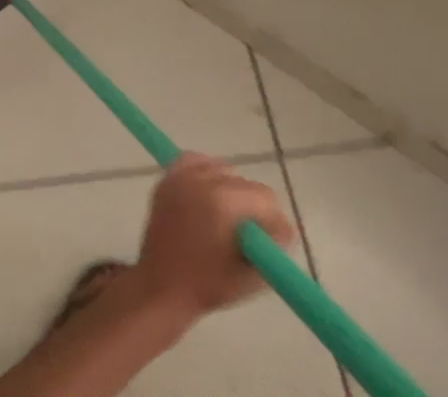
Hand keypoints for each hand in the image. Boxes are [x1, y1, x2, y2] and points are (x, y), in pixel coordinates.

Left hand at [129, 153, 297, 319]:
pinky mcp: (168, 180)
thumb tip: (286, 228)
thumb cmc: (208, 285)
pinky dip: (206, 172)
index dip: (273, 220)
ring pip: (223, 170)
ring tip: (226, 217)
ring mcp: (182, 178)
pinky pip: (195, 161)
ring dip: (232, 190)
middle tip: (248, 234)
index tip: (270, 240)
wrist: (160, 286)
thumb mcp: (253, 274)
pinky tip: (208, 194)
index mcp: (223, 202)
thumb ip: (276, 246)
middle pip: (246, 183)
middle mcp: (202, 181)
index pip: (266, 197)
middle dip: (254, 207)